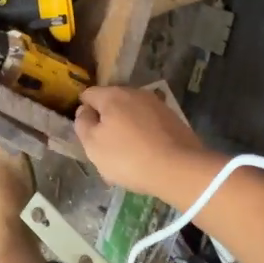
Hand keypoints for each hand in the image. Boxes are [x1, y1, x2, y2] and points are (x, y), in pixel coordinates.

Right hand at [74, 85, 210, 198]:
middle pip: (112, 104)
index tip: (88, 134)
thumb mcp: (94, 146)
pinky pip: (150, 124)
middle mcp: (134, 92)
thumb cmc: (129, 157)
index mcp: (112, 95)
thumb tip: (84, 111)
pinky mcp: (173, 119)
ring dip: (127, 129)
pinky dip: (145, 136)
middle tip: (107, 150)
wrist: (180, 170)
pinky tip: (148, 156)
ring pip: (132, 115)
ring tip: (129, 157)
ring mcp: (156, 104)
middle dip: (107, 122)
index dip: (84, 113)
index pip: (88, 95)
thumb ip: (83, 124)